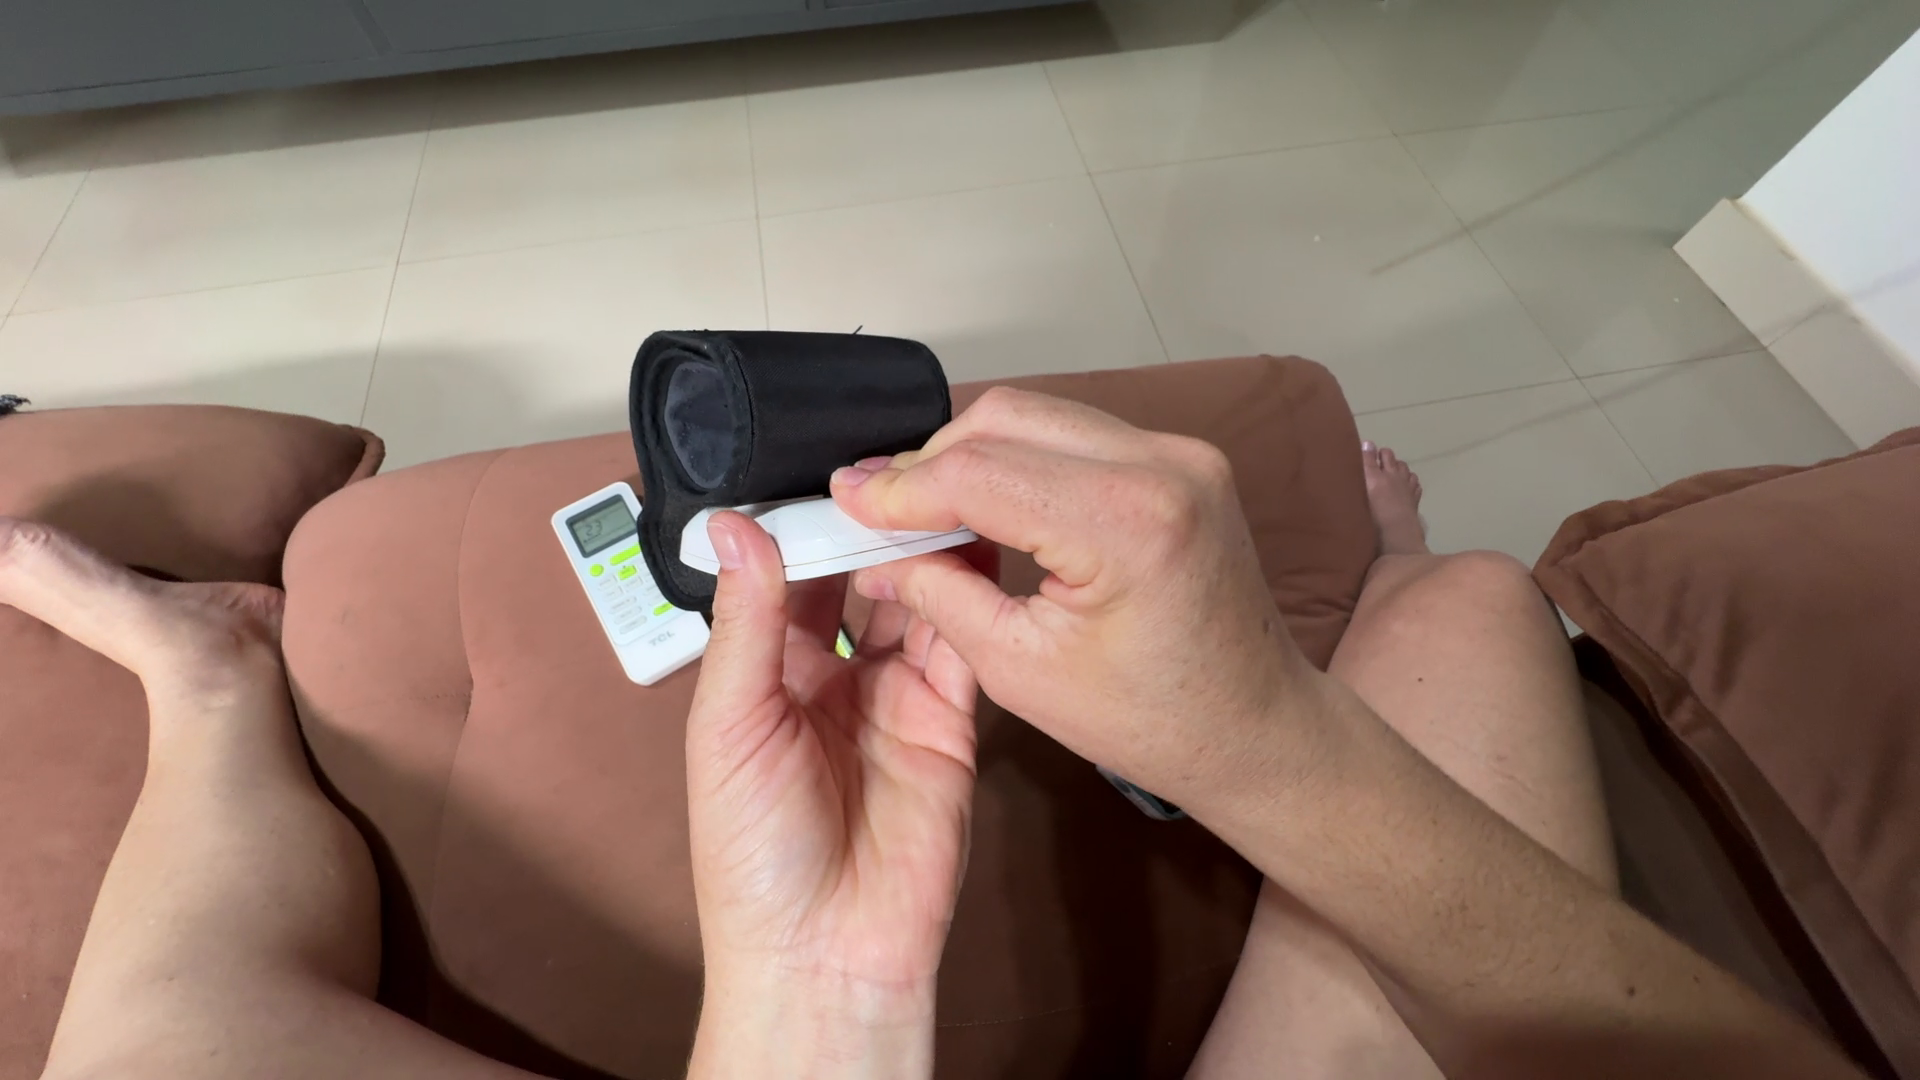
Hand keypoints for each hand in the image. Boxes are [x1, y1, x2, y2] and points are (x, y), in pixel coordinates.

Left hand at [684, 512, 981, 1077]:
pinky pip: (960, 649)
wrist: (828, 953)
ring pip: (916, 606)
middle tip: (891, 480)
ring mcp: (896, 695)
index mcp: (773, 675)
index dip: (808, 530)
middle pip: (861, 584)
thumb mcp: (730, 727)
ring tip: (932, 505)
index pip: (793, 579)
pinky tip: (966, 562)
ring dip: (922, 561)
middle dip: (873, 536)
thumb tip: (734, 532)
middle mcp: (837, 678)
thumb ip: (745, 626)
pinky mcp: (948, 719)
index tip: (824, 479)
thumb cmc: (754, 858)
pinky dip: (964, 606)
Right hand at [831, 386, 1320, 815]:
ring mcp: (1177, 450)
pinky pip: (1069, 431)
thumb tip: (876, 553)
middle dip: (929, 460)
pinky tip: (983, 496)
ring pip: (1034, 414)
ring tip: (923, 506)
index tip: (847, 502)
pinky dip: (1013, 455)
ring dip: (968, 452)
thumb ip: (940, 594)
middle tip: (880, 509)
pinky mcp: (1176, 456)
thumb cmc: (1150, 719)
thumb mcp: (1022, 669)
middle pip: (1004, 418)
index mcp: (1127, 523)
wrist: (1255, 724)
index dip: (900, 487)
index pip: (979, 471)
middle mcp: (1161, 463)